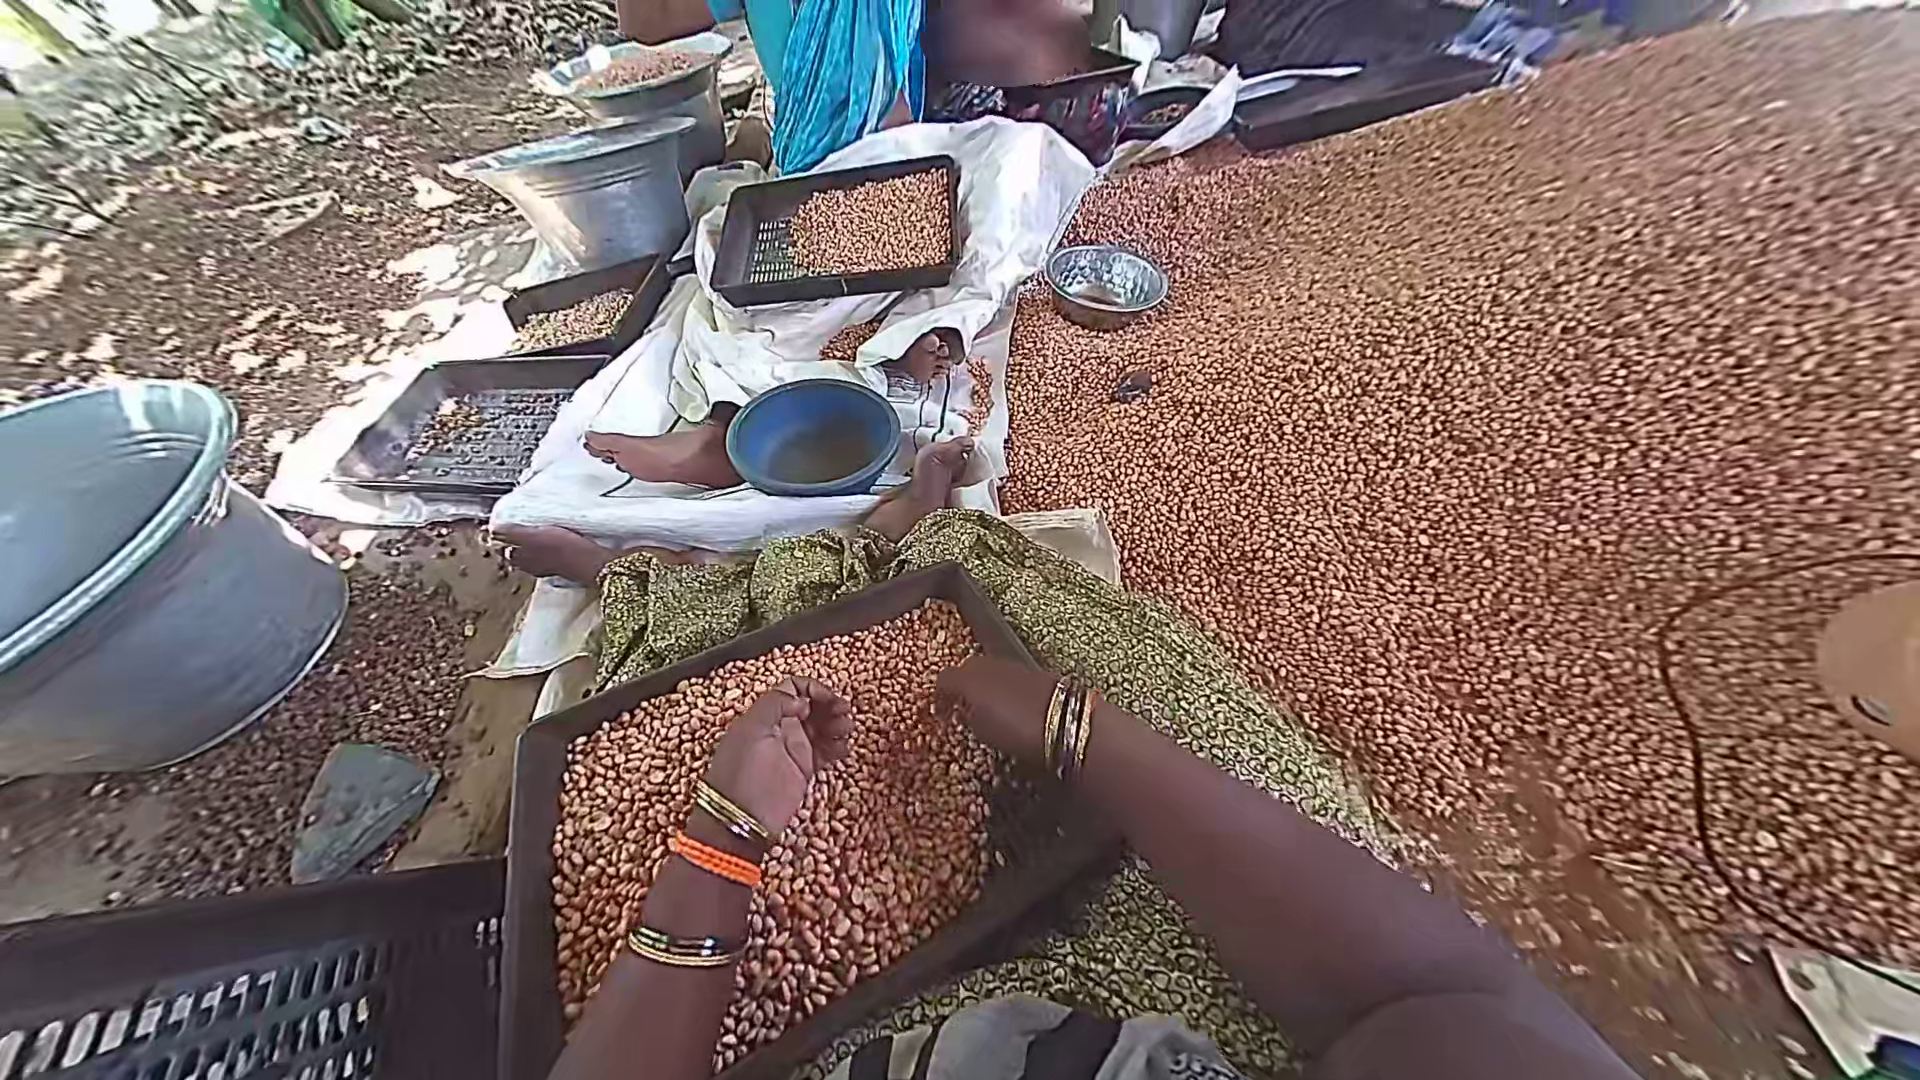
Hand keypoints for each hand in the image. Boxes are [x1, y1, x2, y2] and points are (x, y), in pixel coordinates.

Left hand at [703, 677, 852, 836]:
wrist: (741, 821)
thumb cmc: (741, 773)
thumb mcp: (750, 731)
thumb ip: (775, 704)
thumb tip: (801, 700)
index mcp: (767, 715)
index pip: (793, 689)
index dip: (813, 689)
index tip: (827, 698)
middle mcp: (782, 728)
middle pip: (813, 705)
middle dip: (831, 704)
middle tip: (843, 711)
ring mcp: (794, 748)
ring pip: (823, 725)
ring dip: (838, 723)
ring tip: (845, 729)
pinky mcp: (805, 768)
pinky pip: (827, 750)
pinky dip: (838, 745)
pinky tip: (842, 748)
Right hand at [936, 655, 1061, 768]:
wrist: (1063, 717)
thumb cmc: (1015, 728)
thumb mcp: (983, 731)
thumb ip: (967, 717)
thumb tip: (961, 712)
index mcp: (968, 678)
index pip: (944, 680)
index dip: (939, 697)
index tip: (939, 713)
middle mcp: (986, 664)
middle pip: (965, 669)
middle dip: (960, 685)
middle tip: (959, 707)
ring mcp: (1010, 665)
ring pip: (987, 670)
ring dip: (982, 684)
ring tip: (983, 707)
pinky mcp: (1030, 670)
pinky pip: (1006, 675)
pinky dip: (1000, 686)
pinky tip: (1006, 703)